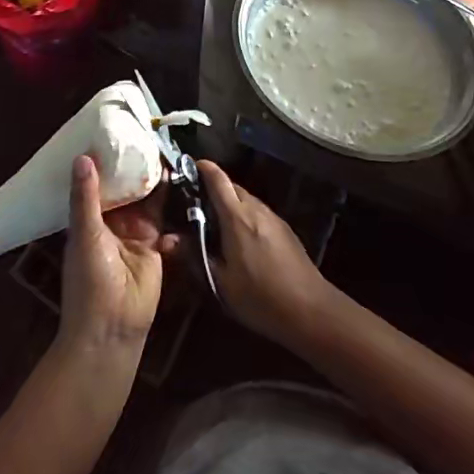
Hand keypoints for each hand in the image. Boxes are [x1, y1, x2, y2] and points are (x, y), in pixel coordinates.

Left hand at [60, 155, 178, 357]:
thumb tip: (83, 157)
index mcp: (90, 218)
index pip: (100, 182)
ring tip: (171, 156)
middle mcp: (113, 222)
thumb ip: (86, 197)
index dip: (110, 160)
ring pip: (149, 200)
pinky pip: (165, 220)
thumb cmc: (90, 280)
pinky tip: (181, 186)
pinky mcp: (156, 245)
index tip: (122, 133)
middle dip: (138, 168)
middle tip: (153, 138)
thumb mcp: (85, 234)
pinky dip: (171, 206)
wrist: (112, 326)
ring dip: (157, 184)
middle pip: (128, 188)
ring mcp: (136, 233)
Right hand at [199, 160, 338, 345]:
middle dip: (213, 187)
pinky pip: (258, 212)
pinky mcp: (284, 229)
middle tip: (193, 200)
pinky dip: (243, 213)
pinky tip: (237, 234)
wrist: (308, 309)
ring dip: (229, 202)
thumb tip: (164, 239)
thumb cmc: (259, 296)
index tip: (188, 165)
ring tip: (211, 218)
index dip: (203, 169)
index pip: (219, 180)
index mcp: (238, 218)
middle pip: (233, 187)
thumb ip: (192, 255)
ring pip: (246, 199)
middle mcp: (257, 210)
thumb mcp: (219, 280)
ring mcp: (274, 218)